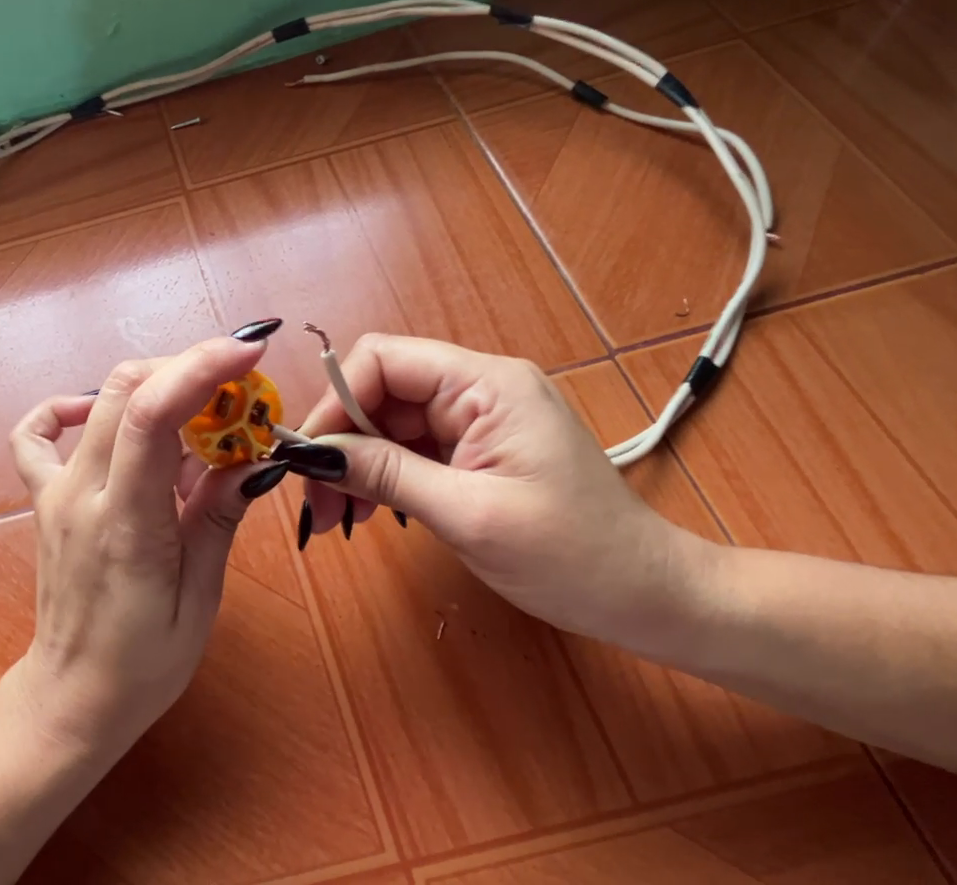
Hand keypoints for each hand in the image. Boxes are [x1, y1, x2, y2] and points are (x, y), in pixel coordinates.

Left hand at [5, 332, 282, 754]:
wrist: (72, 697)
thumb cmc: (143, 662)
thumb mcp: (199, 599)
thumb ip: (218, 518)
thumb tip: (254, 458)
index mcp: (125, 522)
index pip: (150, 416)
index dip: (199, 367)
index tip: (248, 349)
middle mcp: (81, 494)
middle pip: (124, 390)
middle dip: (189, 369)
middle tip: (240, 388)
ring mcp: (55, 492)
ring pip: (95, 401)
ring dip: (153, 386)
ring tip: (198, 415)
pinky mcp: (44, 497)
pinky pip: (37, 435)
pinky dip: (67, 407)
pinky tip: (98, 415)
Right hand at [297, 334, 712, 650]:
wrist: (648, 597)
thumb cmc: (572, 556)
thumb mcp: (469, 515)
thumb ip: (386, 474)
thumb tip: (312, 451)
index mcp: (486, 385)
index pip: (383, 359)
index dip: (335, 400)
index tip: (308, 456)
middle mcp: (479, 389)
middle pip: (380, 392)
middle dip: (340, 442)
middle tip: (317, 503)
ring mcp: (480, 419)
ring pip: (389, 423)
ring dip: (356, 464)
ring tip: (338, 516)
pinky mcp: (478, 449)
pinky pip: (411, 448)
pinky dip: (382, 477)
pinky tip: (368, 510)